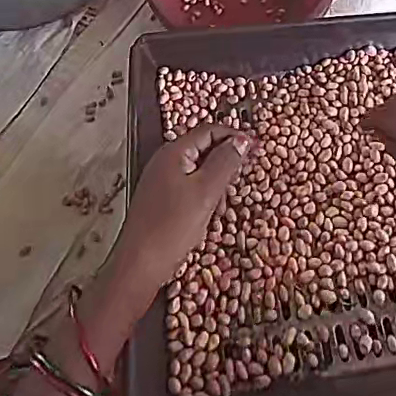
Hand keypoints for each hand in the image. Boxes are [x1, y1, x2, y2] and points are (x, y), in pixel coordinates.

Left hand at [102, 126, 249, 303]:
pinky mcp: (160, 199)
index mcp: (173, 152)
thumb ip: (225, 162)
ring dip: (215, 182)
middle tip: (242, 178)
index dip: (234, 136)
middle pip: (202, 148)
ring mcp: (160, 180)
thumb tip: (241, 140)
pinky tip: (208, 215)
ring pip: (197, 170)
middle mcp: (164, 161)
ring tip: (223, 204)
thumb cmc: (171, 227)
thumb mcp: (206, 192)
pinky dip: (204, 195)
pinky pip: (188, 187)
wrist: (139, 264)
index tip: (256, 147)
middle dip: (225, 161)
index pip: (209, 131)